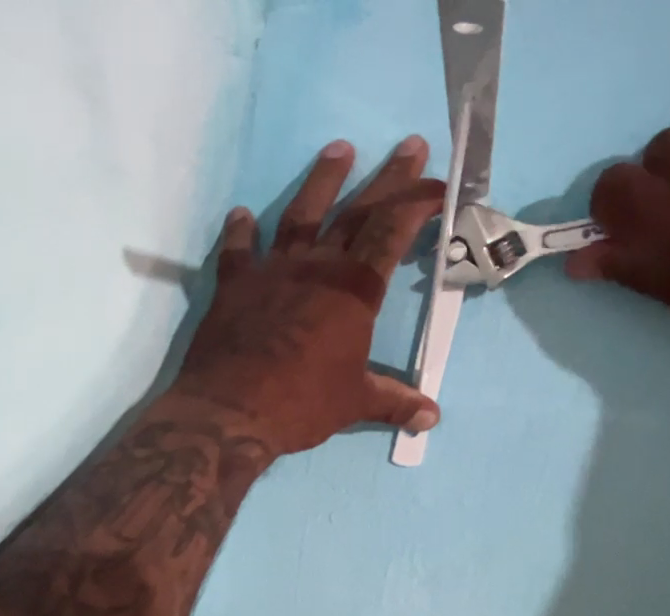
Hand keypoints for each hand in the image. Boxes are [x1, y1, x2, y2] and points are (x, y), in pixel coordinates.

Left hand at [166, 136, 447, 455]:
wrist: (228, 411)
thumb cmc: (300, 404)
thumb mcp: (354, 404)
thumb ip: (393, 401)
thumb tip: (431, 416)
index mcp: (353, 290)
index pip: (393, 232)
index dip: (419, 204)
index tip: (441, 186)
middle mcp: (314, 268)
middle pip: (356, 212)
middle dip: (387, 178)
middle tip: (410, 145)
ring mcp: (271, 272)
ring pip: (300, 214)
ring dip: (321, 180)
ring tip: (338, 148)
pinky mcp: (232, 286)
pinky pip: (236, 251)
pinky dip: (238, 232)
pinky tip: (240, 214)